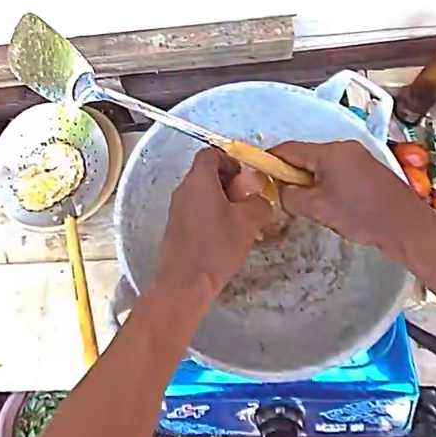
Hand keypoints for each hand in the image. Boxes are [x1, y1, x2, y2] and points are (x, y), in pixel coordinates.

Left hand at [152, 148, 278, 299]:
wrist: (184, 283)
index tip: (246, 178)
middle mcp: (184, 188)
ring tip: (241, 221)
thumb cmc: (216, 246)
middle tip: (247, 200)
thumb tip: (259, 199)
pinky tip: (226, 235)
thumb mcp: (249, 222)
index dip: (231, 160)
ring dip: (222, 200)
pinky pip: (196, 209)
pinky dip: (212, 213)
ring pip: (203, 192)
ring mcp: (177, 207)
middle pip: (207, 172)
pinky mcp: (176, 226)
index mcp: (199, 179)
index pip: (211, 153)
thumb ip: (259, 203)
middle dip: (230, 182)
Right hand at [268, 141, 430, 260]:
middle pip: (305, 155)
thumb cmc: (361, 215)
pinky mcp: (368, 168)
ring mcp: (358, 155)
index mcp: (329, 151)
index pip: (288, 149)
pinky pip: (337, 169)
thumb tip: (281, 190)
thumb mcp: (317, 209)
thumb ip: (290, 196)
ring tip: (308, 203)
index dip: (270, 161)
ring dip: (309, 179)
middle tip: (284, 196)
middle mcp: (343, 146)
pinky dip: (326, 181)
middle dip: (291, 173)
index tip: (259, 176)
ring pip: (321, 163)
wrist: (407, 226)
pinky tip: (329, 201)